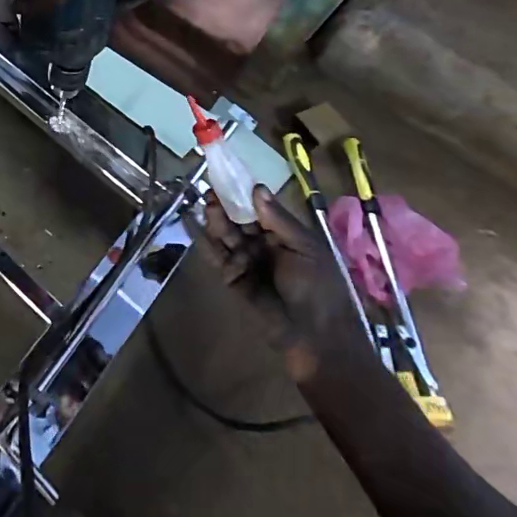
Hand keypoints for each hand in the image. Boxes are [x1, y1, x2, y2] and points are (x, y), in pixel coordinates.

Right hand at [189, 187, 372, 381]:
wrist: (316, 338)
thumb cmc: (318, 287)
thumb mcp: (304, 247)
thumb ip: (277, 219)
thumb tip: (256, 188)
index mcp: (285, 236)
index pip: (260, 209)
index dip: (243, 195)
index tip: (227, 178)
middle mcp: (265, 247)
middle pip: (240, 222)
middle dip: (225, 207)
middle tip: (210, 192)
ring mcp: (249, 265)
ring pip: (227, 238)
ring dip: (216, 223)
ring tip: (207, 207)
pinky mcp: (235, 283)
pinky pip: (219, 261)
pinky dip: (208, 246)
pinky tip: (198, 230)